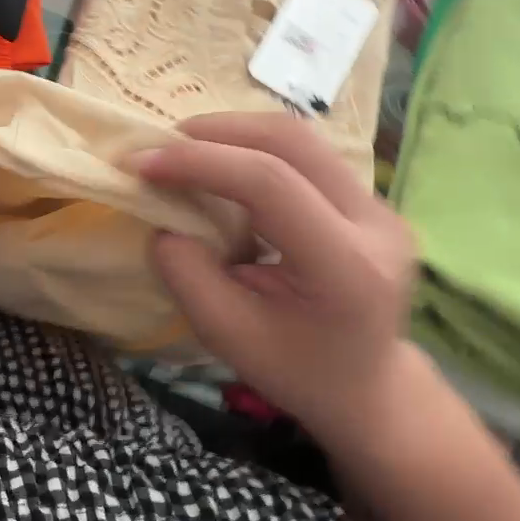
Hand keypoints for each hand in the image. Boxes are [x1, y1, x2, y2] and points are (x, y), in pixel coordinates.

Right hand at [135, 113, 421, 447]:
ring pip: (299, 138)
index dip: (198, 162)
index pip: (270, 183)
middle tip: (160, 145)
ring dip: (231, 133)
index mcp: (346, 266)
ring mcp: (380, 207)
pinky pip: (303, 154)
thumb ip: (186, 271)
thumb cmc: (293, 369)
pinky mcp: (367, 200)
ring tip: (183, 150)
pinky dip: (250, 148)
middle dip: (215, 131)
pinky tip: (219, 166)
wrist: (367, 390)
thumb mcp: (224, 333)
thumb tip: (162, 218)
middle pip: (291, 141)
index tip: (139, 164)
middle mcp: (376, 225)